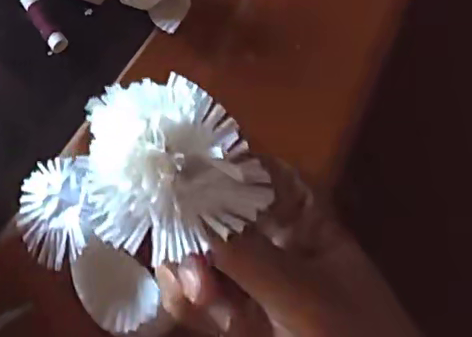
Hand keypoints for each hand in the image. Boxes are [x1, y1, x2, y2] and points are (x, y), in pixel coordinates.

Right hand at [154, 158, 417, 336]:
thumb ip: (244, 253)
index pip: (239, 164)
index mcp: (293, 205)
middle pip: (202, 204)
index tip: (166, 174)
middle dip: (187, 229)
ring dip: (184, 267)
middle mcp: (264, 227)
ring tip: (198, 298)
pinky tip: (193, 308)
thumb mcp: (305, 298)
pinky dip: (184, 296)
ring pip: (191, 245)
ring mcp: (247, 270)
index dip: (198, 163)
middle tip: (189, 265)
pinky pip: (192, 288)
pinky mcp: (235, 308)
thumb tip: (184, 201)